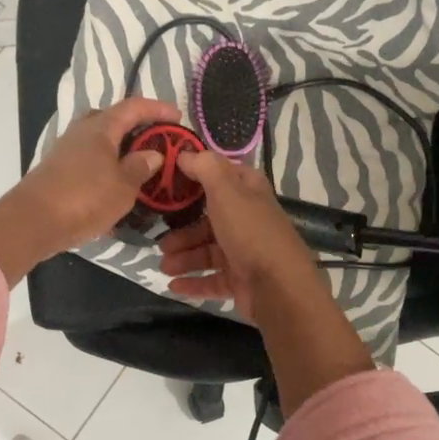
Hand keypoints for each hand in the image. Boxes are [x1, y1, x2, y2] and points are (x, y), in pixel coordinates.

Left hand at [0, 97, 182, 283]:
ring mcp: (64, 152)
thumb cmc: (84, 199)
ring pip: (97, 143)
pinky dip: (103, 170)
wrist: (32, 222)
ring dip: (117, 151)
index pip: (133, 107)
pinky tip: (112, 190)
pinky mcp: (55, 172)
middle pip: (110, 120)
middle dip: (133, 127)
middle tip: (153, 142)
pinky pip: (86, 163)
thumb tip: (152, 153)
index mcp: (101, 128)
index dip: (157, 109)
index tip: (177, 117)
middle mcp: (80, 133)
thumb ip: (139, 167)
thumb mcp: (123, 186)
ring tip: (135, 169)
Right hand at [158, 152, 320, 320]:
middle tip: (160, 241)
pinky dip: (193, 282)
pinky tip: (173, 285)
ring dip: (183, 258)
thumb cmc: (250, 232)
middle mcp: (248, 220)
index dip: (198, 176)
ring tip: (163, 267)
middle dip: (182, 231)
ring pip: (207, 252)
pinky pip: (211, 279)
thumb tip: (184, 153)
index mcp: (249, 193)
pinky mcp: (241, 280)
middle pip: (209, 221)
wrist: (278, 286)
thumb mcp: (226, 191)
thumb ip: (205, 168)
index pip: (223, 177)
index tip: (169, 181)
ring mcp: (245, 253)